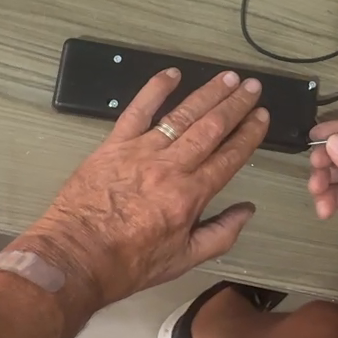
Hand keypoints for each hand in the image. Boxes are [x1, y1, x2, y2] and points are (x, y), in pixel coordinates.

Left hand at [11, 69, 268, 316]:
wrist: (75, 259)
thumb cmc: (129, 263)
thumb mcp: (183, 260)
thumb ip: (221, 234)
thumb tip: (247, 210)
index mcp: (190, 195)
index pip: (230, 156)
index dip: (249, 134)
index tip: (262, 116)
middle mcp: (170, 167)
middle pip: (212, 127)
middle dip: (235, 105)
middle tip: (252, 86)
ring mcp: (141, 151)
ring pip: (182, 114)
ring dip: (208, 93)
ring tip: (227, 77)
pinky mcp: (114, 144)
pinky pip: (137, 110)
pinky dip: (155, 89)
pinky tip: (171, 73)